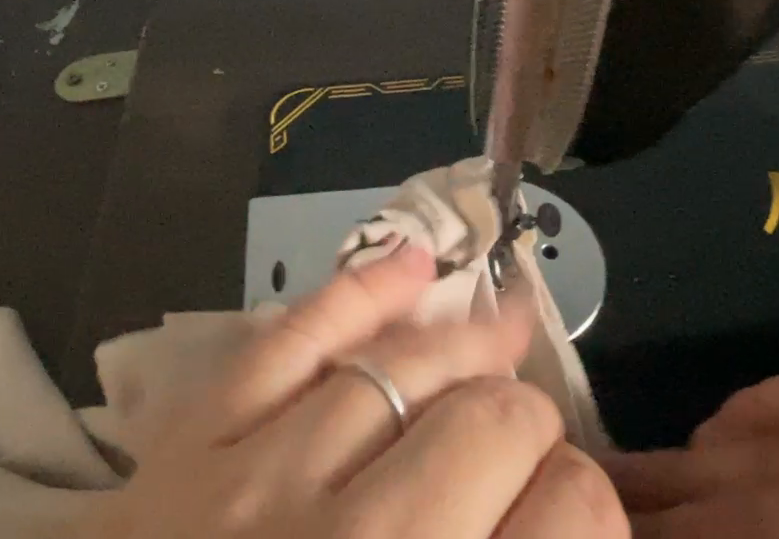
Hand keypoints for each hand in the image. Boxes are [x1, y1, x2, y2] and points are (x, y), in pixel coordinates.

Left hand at [77, 241, 627, 538]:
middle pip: (495, 425)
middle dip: (529, 425)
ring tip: (502, 336)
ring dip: (467, 349)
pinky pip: (293, 341)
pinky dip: (357, 294)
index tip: (566, 506)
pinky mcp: (194, 443)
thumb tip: (558, 513)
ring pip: (404, 369)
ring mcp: (265, 482)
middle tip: (524, 449)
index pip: (571, 513)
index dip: (585, 499)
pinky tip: (411, 265)